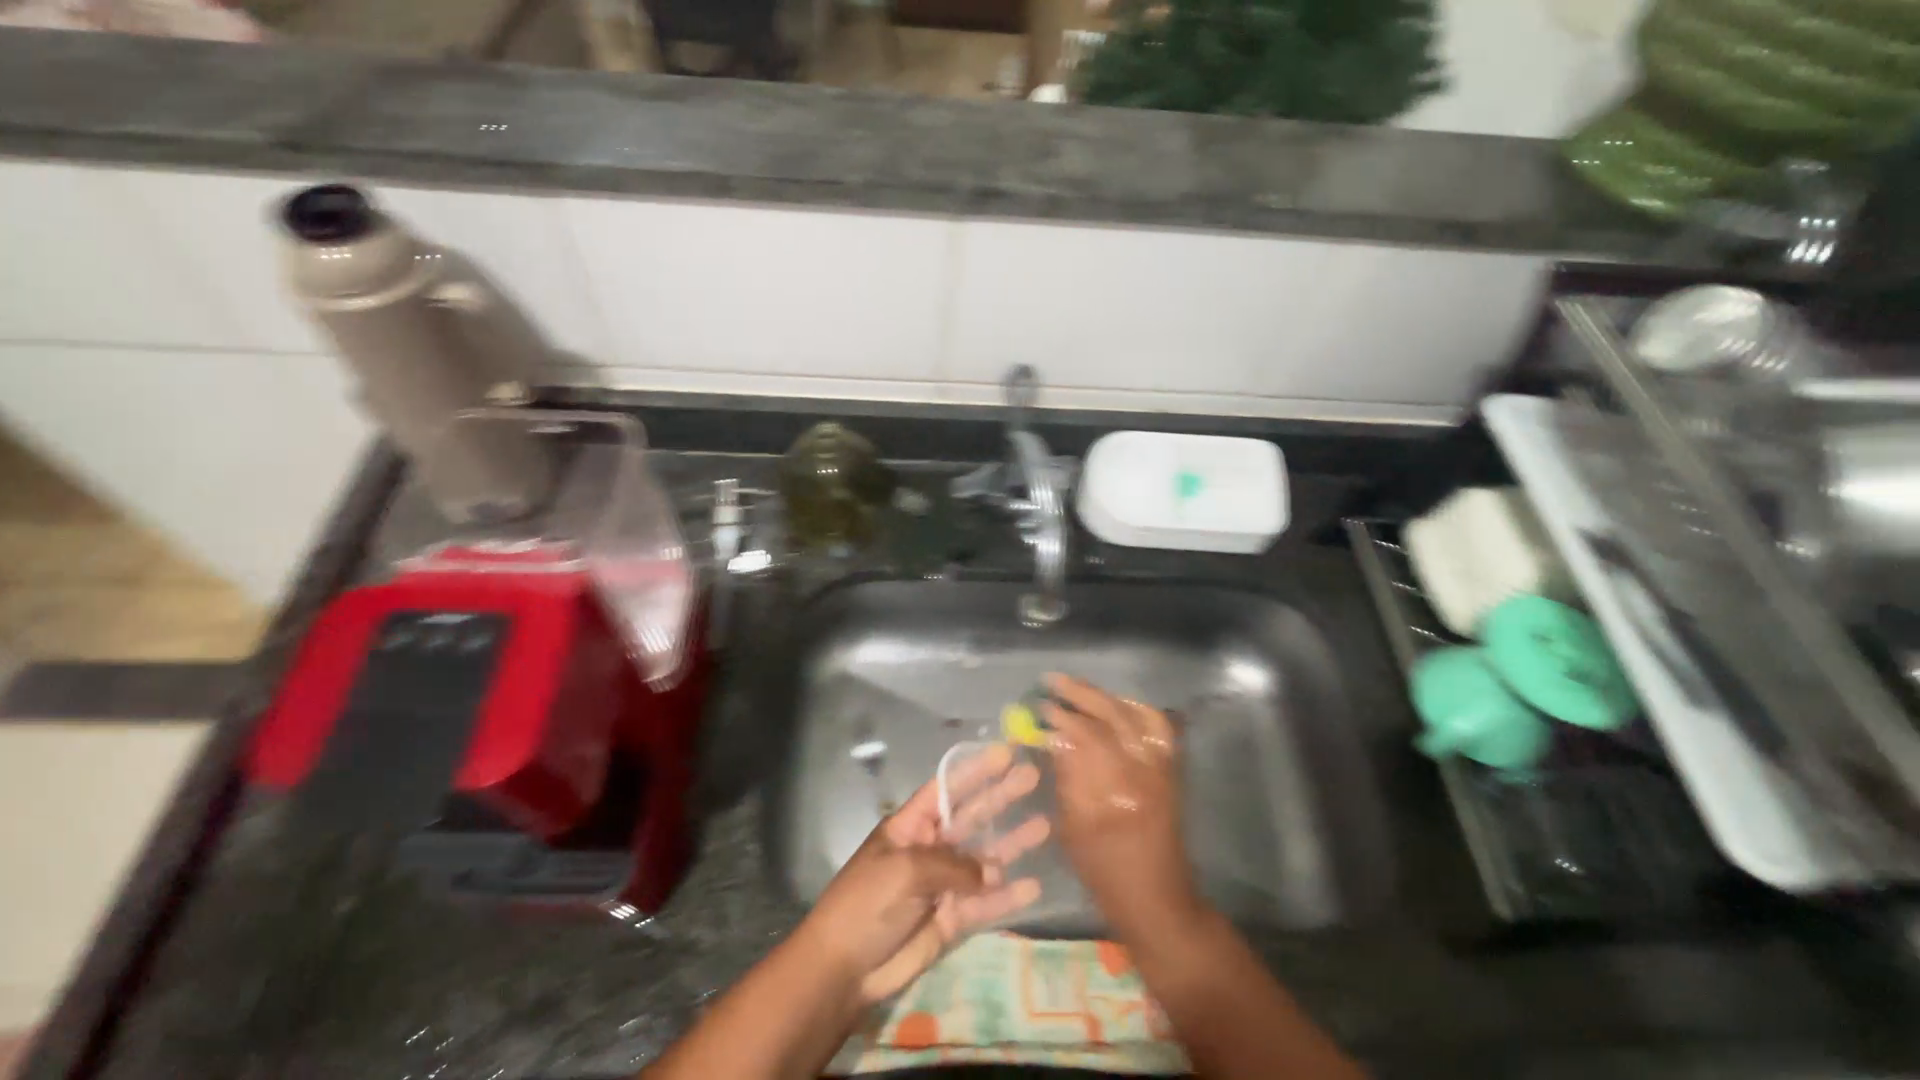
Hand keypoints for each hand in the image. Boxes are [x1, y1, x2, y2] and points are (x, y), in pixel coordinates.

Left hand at [795, 742, 1049, 1003]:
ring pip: (984, 860)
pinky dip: (1007, 896)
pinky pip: (984, 903)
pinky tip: (1033, 887)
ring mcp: (942, 885)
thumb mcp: (906, 871)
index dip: (973, 772)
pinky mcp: (951, 919)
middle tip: (1033, 777)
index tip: (1005, 754)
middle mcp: (929, 849)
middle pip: (971, 818)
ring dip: (1011, 843)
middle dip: (1000, 798)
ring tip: (1044, 827)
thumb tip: (993, 871)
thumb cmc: (866, 904)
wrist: (845, 967)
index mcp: (909, 828)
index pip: (946, 790)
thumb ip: (953, 866)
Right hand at [1044, 674, 1201, 940]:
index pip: (1086, 735)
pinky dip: (1135, 710)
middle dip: (1081, 694)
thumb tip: (1054, 740)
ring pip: (1137, 714)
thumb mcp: (1074, 829)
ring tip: (1079, 689)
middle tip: (1052, 683)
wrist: (1158, 898)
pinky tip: (1115, 707)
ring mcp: (1163, 767)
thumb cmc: (1106, 872)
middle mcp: (1145, 770)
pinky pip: (1158, 727)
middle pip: (1114, 714)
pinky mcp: (1172, 770)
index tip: (1039, 707)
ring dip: (1106, 697)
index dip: (1061, 717)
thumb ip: (1068, 779)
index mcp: (1116, 788)